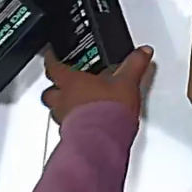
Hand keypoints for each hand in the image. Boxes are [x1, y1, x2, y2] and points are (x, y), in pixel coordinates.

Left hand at [40, 46, 154, 123]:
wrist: (103, 138)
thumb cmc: (108, 108)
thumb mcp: (127, 81)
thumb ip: (134, 64)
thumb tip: (141, 52)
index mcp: (72, 82)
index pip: (54, 67)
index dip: (52, 59)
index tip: (51, 55)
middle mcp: (63, 100)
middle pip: (49, 91)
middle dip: (55, 87)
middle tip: (64, 83)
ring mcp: (65, 117)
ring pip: (55, 108)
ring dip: (63, 105)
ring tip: (76, 104)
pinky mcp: (70, 133)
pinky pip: (66, 125)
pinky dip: (73, 121)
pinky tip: (85, 122)